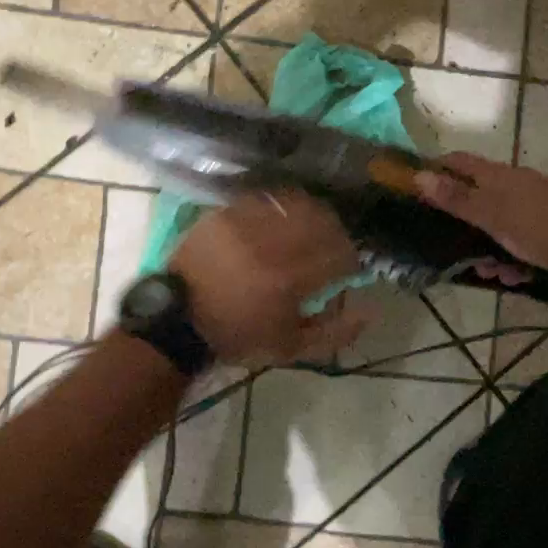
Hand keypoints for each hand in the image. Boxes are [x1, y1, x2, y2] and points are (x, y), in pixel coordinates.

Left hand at [169, 192, 369, 362]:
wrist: (178, 320)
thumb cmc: (238, 336)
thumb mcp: (289, 348)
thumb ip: (334, 332)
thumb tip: (369, 311)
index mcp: (288, 281)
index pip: (338, 255)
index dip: (351, 259)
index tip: (349, 268)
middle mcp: (269, 246)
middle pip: (321, 223)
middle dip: (336, 233)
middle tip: (335, 245)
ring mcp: (244, 225)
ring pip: (295, 204)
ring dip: (312, 215)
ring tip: (312, 227)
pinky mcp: (225, 213)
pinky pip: (264, 199)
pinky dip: (280, 206)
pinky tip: (282, 218)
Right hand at [415, 152, 547, 270]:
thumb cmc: (537, 226)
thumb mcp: (491, 215)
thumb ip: (455, 198)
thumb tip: (418, 175)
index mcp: (496, 175)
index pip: (457, 161)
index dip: (435, 171)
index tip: (416, 191)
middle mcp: (512, 183)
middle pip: (475, 197)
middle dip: (462, 225)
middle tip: (451, 249)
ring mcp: (530, 203)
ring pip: (496, 223)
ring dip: (487, 247)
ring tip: (490, 272)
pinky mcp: (545, 223)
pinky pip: (518, 237)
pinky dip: (512, 254)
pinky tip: (515, 274)